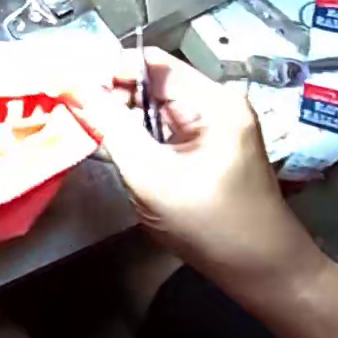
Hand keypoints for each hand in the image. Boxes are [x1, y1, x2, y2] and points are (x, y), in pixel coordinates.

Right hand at [72, 48, 329, 295]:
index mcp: (212, 102)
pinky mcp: (207, 143)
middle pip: (149, 82)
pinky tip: (121, 152)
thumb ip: (109, 126)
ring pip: (151, 105)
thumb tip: (72, 87)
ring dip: (122, 118)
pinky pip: (162, 125)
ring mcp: (213, 124)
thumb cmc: (212, 228)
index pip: (148, 62)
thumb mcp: (151, 176)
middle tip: (79, 120)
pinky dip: (138, 135)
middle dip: (112, 97)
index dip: (106, 71)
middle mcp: (216, 102)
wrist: (266, 275)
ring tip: (96, 137)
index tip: (72, 92)